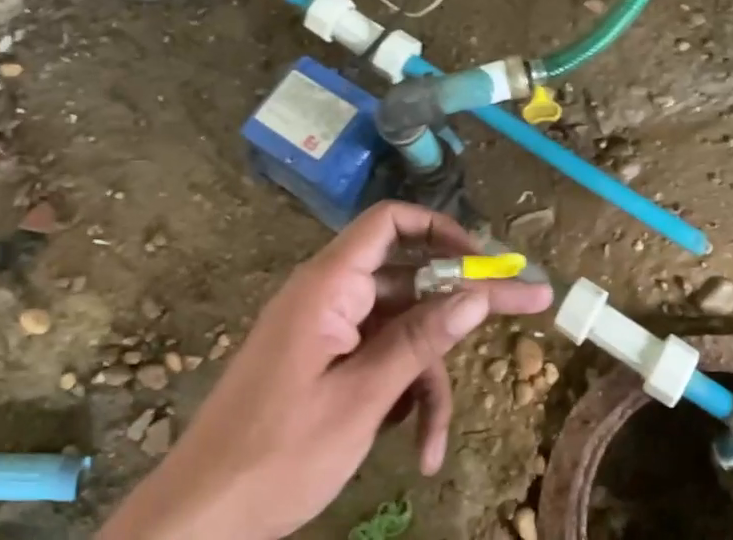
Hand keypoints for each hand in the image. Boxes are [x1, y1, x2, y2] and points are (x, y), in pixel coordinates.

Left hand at [100, 201, 552, 539]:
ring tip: (433, 443)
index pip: (390, 223)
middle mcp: (328, 297)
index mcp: (328, 286)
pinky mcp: (321, 366)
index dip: (443, 230)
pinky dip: (398, 399)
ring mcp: (324, 333)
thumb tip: (478, 293)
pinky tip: (414, 449)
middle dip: (463, 310)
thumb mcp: (361, 399)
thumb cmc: (278, 453)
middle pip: (410, 283)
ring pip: (398, 333)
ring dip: (424, 383)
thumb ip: (420, 340)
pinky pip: (375, 363)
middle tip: (533, 308)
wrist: (199, 518)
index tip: (488, 259)